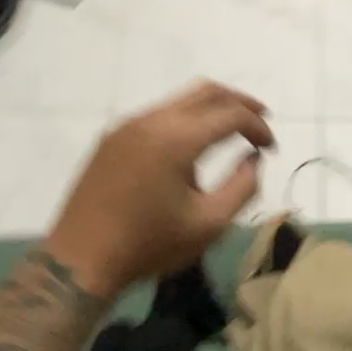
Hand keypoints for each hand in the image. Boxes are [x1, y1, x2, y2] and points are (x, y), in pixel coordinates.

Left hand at [44, 82, 273, 297]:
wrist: (81, 259)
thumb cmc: (148, 245)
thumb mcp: (208, 224)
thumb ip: (242, 187)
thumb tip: (252, 159)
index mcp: (175, 137)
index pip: (229, 114)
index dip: (257, 126)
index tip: (270, 148)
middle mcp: (150, 119)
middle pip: (204, 92)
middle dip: (238, 102)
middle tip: (260, 120)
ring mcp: (126, 125)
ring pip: (178, 102)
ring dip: (208, 111)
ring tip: (229, 133)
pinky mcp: (111, 138)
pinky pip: (156, 116)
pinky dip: (183, 121)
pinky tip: (190, 147)